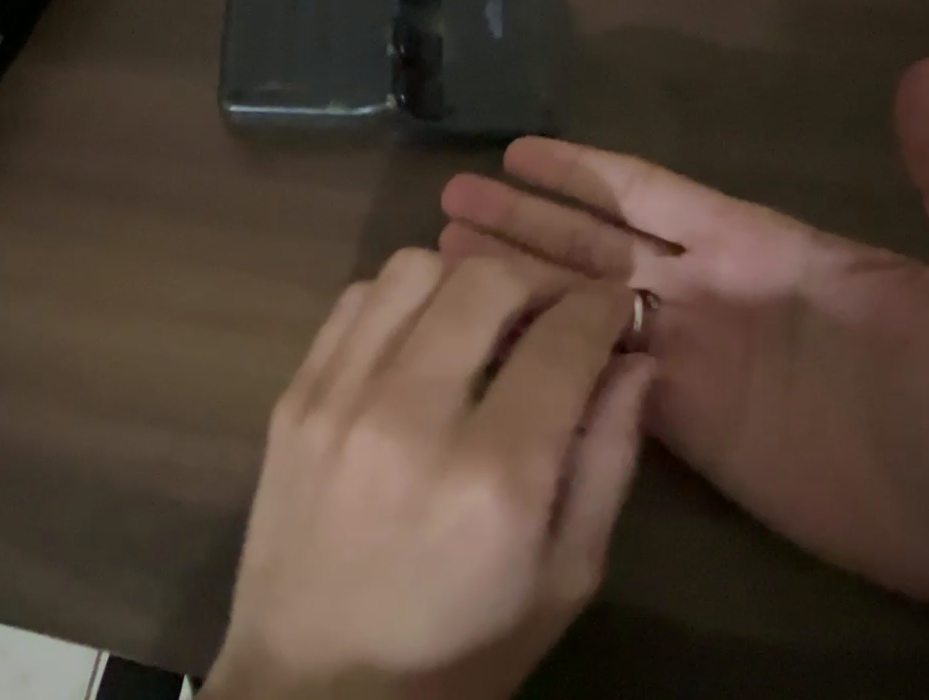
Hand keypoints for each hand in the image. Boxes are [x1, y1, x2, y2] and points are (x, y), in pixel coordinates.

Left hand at [204, 251, 656, 699]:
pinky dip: (401, 298)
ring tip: (487, 318)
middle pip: (485, 282)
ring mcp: (336, 399)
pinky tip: (421, 334)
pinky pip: (354, 301)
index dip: (602, 307)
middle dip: (541, 279)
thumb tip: (635, 360)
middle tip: (558, 307)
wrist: (315, 687)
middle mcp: (408, 419)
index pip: (563, 342)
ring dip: (466, 279)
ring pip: (412, 270)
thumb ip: (608, 458)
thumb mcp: (565, 577)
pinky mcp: (293, 396)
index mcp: (493, 479)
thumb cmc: (458, 650)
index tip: (615, 305)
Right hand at [438, 55, 928, 605]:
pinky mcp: (679, 422)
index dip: (578, 170)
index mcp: (752, 244)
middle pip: (589, 244)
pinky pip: (594, 380)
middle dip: (519, 221)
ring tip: (444, 262)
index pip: (643, 194)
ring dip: (516, 281)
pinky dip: (543, 359)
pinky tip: (492, 348)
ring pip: (579, 308)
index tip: (512, 151)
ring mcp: (686, 358)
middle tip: (445, 202)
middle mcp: (703, 291)